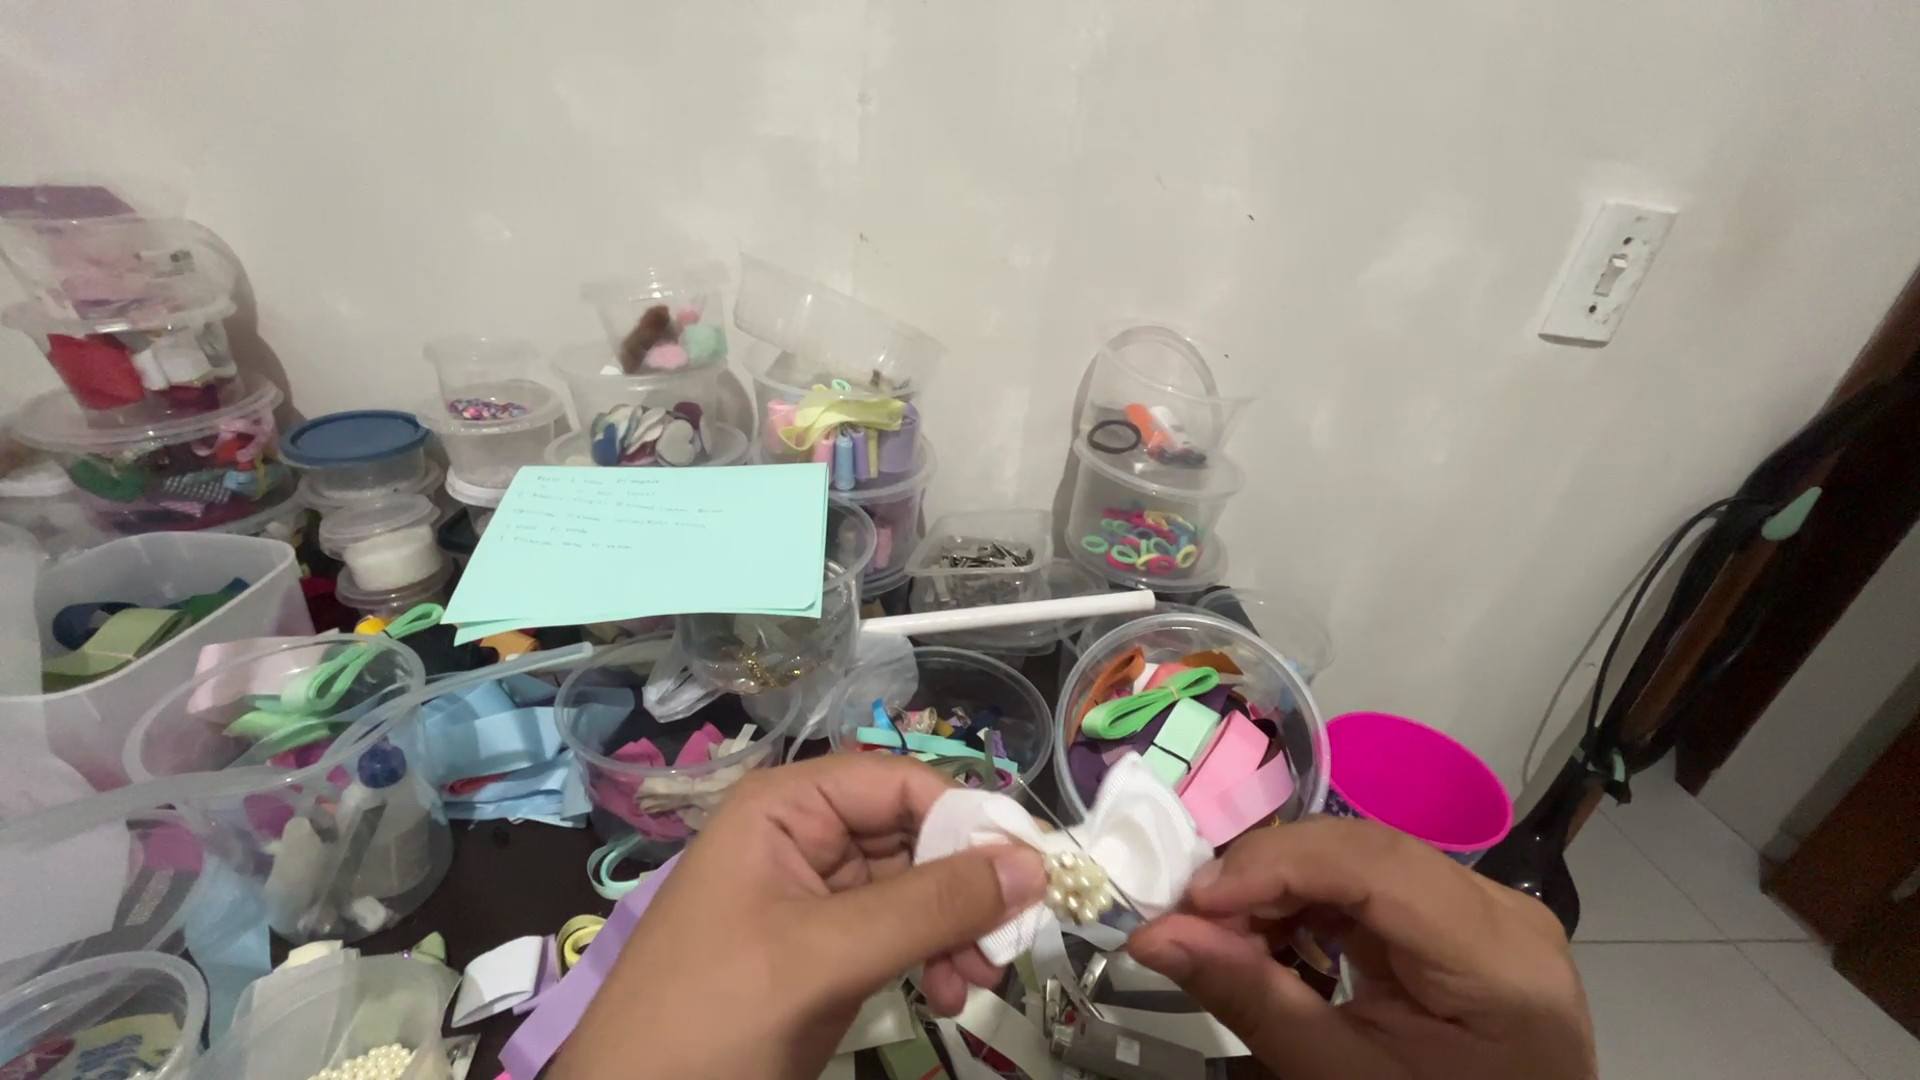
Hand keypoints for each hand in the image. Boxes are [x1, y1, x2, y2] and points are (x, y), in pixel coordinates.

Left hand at [553, 755, 1048, 1079]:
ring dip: (956, 928)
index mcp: (789, 805)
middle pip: (913, 834)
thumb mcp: (822, 955)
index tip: (1029, 867)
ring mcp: (816, 893)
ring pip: (915, 886)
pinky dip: (934, 956)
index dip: (967, 817)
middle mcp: (805, 834)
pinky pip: (900, 930)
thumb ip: (930, 906)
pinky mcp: (826, 947)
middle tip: (1011, 939)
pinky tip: (952, 994)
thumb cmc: (711, 1017)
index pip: (899, 784)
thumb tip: (1034, 864)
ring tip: (980, 980)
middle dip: (964, 887)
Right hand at [1128, 817, 1594, 1079]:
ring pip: (1344, 855)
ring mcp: (1473, 901)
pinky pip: (1352, 878)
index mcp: (1499, 959)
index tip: (1192, 901)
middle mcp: (1496, 905)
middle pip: (1355, 850)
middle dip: (1261, 875)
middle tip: (1190, 919)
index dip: (1274, 865)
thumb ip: (1253, 1002)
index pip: (1374, 866)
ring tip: (1220, 935)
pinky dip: (1294, 901)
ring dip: (1270, 887)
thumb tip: (1151, 937)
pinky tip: (1263, 936)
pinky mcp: (1443, 907)